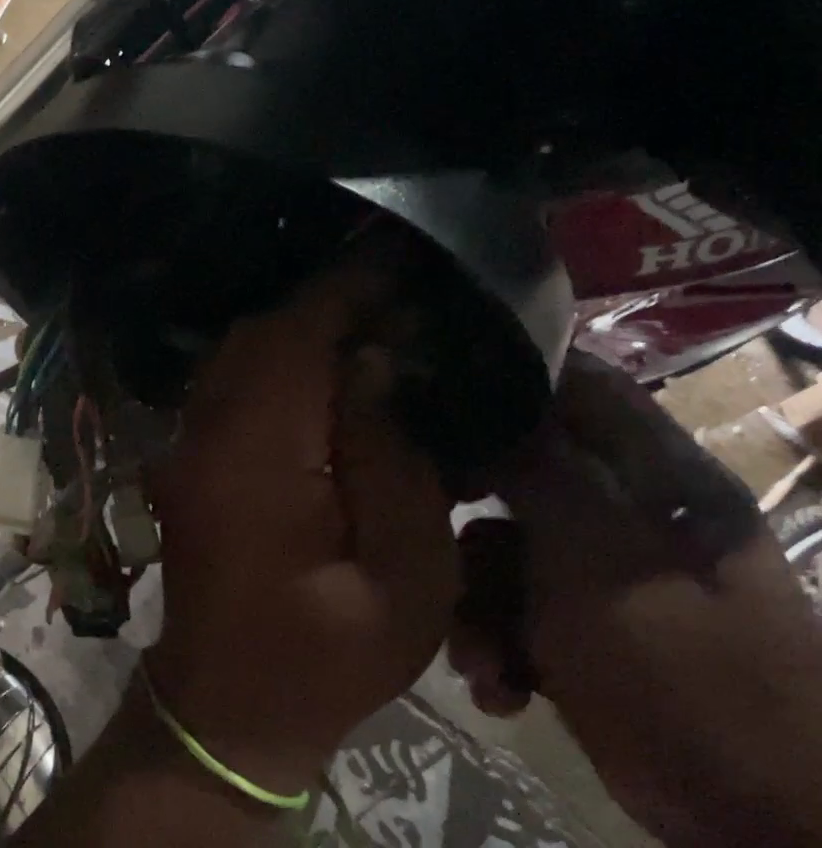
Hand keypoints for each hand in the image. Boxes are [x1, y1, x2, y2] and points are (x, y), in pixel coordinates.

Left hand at [142, 264, 457, 797]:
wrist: (229, 699)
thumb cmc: (331, 651)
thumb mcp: (404, 571)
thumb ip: (389, 457)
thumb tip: (370, 362)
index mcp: (254, 457)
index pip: (291, 342)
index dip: (342, 291)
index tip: (395, 253)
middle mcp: (201, 435)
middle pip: (252, 339)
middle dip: (320, 303)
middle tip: (394, 287)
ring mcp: (183, 446)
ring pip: (232, 357)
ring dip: (292, 329)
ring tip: (366, 318)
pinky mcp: (184, 461)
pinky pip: (224, 387)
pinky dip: (269, 362)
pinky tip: (319, 366)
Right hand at [451, 353, 821, 846]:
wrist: (760, 823)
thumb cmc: (690, 677)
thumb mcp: (602, 561)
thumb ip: (539, 472)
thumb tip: (477, 388)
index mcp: (657, 480)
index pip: (576, 386)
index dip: (500, 375)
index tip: (418, 384)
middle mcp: (626, 515)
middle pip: (512, 471)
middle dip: (458, 515)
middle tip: (419, 536)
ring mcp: (602, 575)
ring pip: (494, 548)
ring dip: (470, 604)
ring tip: (481, 660)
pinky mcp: (580, 628)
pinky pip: (505, 607)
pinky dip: (491, 645)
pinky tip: (500, 686)